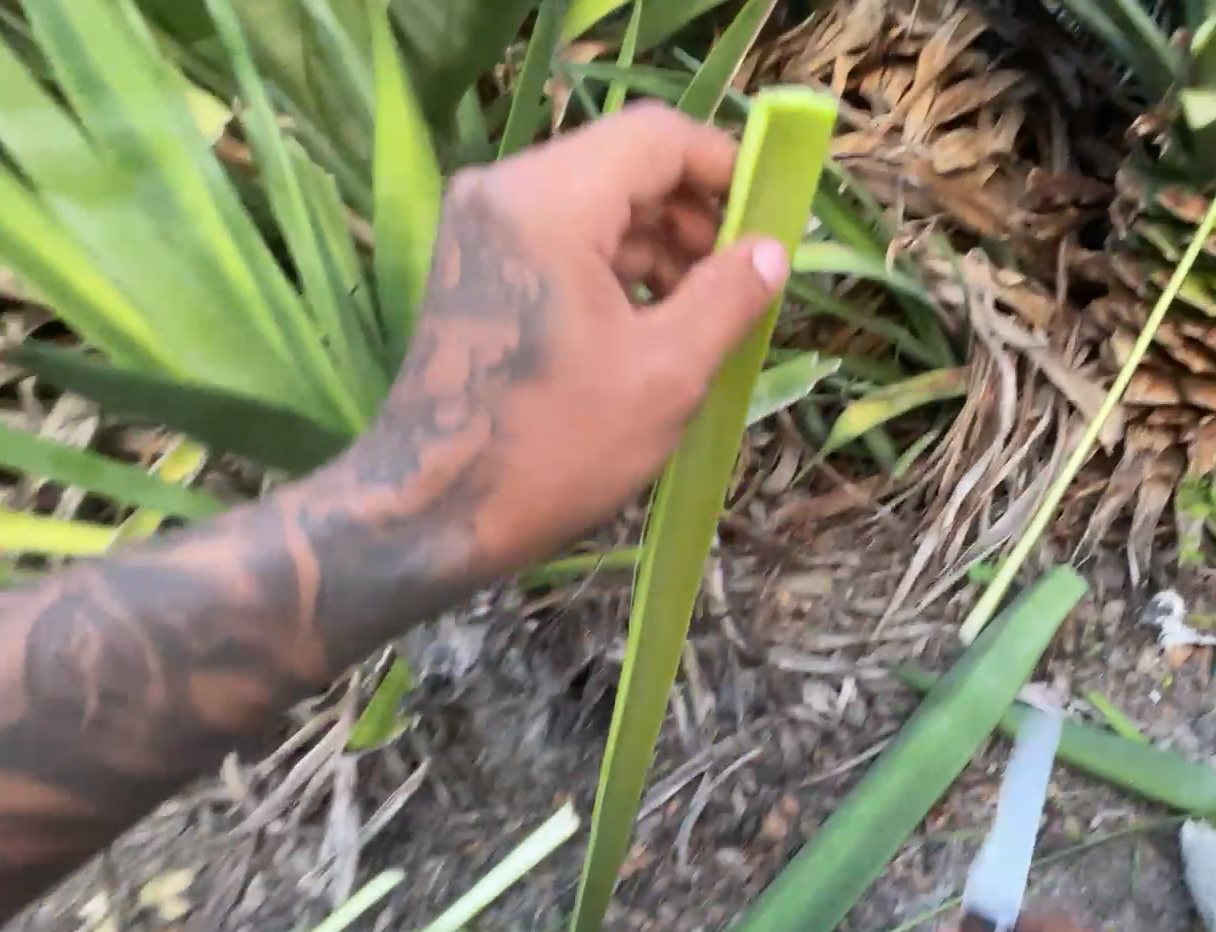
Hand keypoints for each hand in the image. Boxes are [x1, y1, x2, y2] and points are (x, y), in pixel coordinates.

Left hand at [344, 102, 789, 574]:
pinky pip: (575, 244)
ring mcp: (488, 230)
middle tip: (748, 281)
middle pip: (630, 168)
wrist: (442, 510)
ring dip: (668, 251)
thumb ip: (729, 298)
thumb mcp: (668, 372)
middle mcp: (507, 194)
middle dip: (699, 218)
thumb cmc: (561, 444)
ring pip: (605, 208)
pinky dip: (628, 273)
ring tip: (713, 315)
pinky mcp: (486, 269)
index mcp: (549, 203)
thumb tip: (772, 251)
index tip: (772, 219)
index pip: (656, 138)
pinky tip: (663, 326)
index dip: (725, 167)